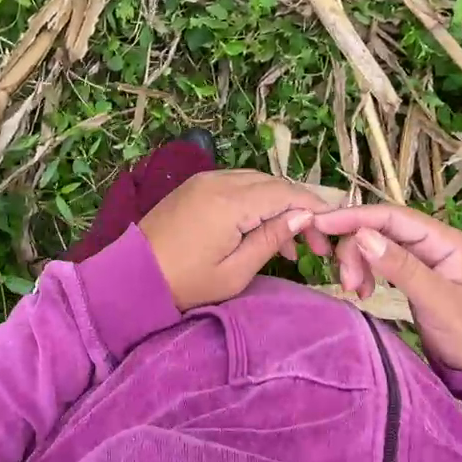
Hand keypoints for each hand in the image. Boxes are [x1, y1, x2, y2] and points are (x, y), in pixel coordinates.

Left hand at [138, 170, 334, 309]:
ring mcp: (205, 179)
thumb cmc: (185, 282)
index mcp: (230, 201)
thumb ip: (270, 239)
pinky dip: (255, 202)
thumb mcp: (235, 272)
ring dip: (277, 205)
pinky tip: (262, 230)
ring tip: (291, 246)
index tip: (330, 234)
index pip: (285, 192)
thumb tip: (303, 217)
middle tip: (314, 245)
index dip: (313, 209)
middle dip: (298, 208)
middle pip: (272, 183)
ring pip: (256, 181)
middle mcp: (219, 180)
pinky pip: (236, 184)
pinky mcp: (196, 185)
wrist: (132, 275)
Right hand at [310, 205, 461, 369]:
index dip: (356, 217)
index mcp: (445, 240)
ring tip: (355, 291)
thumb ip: (402, 268)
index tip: (321, 224)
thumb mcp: (438, 302)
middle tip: (347, 282)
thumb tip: (361, 235)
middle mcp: (433, 243)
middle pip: (382, 229)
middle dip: (356, 248)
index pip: (393, 216)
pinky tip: (364, 292)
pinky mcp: (416, 277)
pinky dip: (368, 273)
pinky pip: (383, 263)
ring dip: (360, 262)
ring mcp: (424, 260)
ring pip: (378, 245)